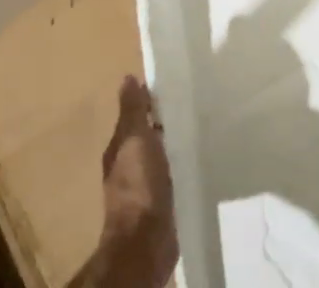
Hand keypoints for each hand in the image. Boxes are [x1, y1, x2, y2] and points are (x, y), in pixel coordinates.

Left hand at [70, 77, 177, 287]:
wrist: (146, 240)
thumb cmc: (139, 184)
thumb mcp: (135, 139)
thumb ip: (133, 111)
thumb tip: (127, 78)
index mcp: (119, 148)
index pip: (133, 116)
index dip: (149, 100)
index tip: (174, 84)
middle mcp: (128, 165)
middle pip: (146, 134)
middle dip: (164, 120)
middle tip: (193, 102)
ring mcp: (144, 185)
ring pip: (160, 154)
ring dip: (173, 142)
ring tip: (199, 127)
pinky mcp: (161, 201)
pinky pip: (171, 173)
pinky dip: (181, 163)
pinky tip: (197, 158)